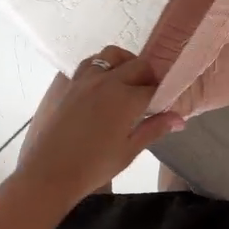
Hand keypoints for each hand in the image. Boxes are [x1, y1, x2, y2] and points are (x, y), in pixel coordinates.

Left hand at [12, 46, 184, 206]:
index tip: (165, 103)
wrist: (48, 173)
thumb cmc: (93, 167)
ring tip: (125, 81)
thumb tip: (180, 119)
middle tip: (148, 95)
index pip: (155, 87)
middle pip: (138, 65)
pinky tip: (99, 84)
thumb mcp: (129, 151)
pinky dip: (100, 66)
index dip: (163, 94)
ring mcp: (84, 78)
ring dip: (124, 63)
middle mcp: (108, 81)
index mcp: (127, 98)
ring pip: (111, 55)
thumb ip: (154, 129)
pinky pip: (88, 63)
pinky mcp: (67, 82)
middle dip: (148, 76)